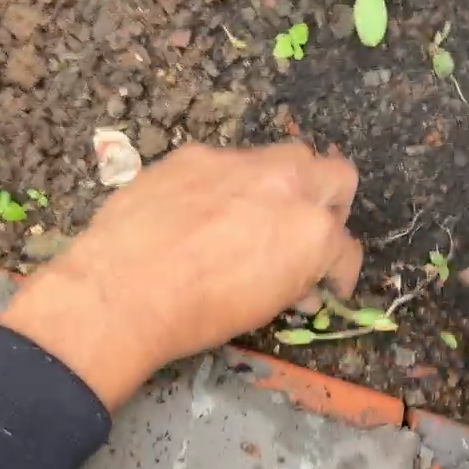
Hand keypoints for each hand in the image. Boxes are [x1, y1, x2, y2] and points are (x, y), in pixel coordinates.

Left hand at [0, 143, 361, 410]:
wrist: (122, 290)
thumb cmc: (196, 314)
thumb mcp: (262, 308)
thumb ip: (292, 282)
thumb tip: (298, 283)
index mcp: (313, 231)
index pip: (346, 247)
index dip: (338, 272)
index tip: (326, 284)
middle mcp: (286, 185)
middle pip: (336, 175)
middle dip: (329, 206)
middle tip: (304, 233)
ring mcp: (240, 162)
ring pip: (284, 157)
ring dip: (282, 185)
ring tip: (254, 215)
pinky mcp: (197, 154)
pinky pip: (228, 163)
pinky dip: (227, 185)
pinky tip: (199, 211)